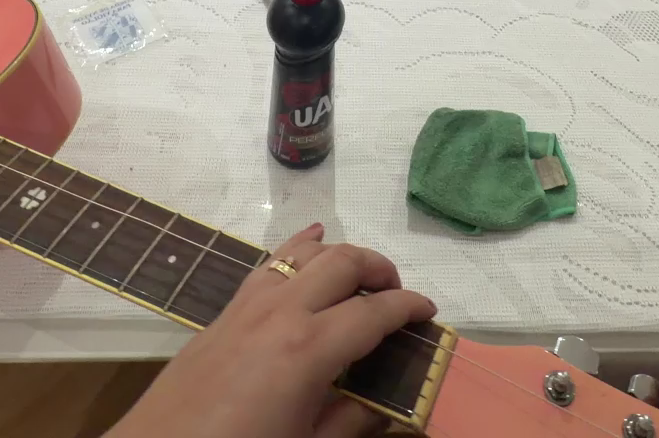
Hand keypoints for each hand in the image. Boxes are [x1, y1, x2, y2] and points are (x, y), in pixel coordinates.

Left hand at [107, 223, 435, 437]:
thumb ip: (351, 422)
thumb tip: (390, 407)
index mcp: (308, 349)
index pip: (374, 313)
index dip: (408, 308)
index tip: (429, 312)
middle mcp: (284, 310)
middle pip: (344, 262)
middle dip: (379, 268)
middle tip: (397, 294)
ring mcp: (252, 303)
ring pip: (308, 250)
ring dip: (342, 254)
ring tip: (360, 276)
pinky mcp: (228, 308)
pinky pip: (272, 260)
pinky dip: (299, 245)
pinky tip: (311, 238)